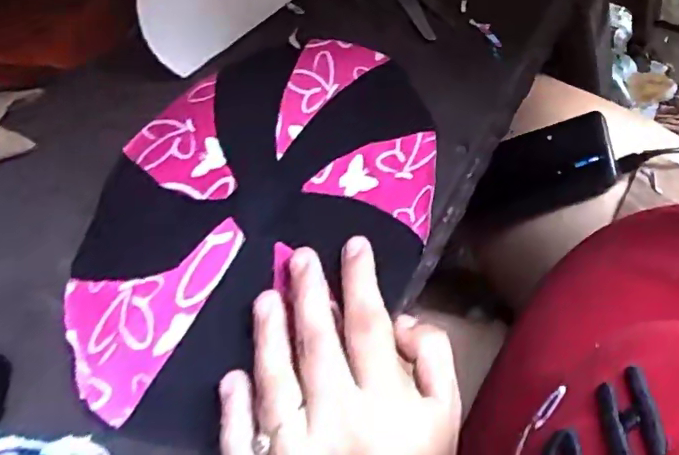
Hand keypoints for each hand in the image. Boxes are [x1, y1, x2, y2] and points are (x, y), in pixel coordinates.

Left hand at [219, 240, 459, 454]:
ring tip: (264, 298)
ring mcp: (294, 452)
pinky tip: (230, 377)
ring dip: (267, 338)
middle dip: (308, 294)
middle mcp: (337, 416)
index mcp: (385, 398)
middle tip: (297, 256)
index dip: (359, 280)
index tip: (352, 244)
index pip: (367, 323)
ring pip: (275, 382)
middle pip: (317, 343)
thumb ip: (435, 358)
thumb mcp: (448, 414)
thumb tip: (402, 319)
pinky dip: (234, 408)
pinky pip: (241, 441)